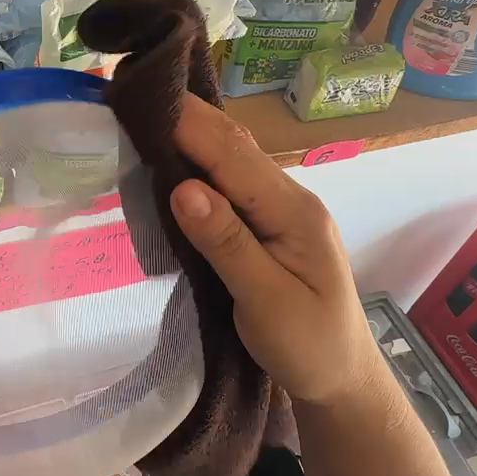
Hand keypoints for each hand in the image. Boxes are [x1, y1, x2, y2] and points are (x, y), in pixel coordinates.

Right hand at [169, 94, 382, 406]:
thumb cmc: (307, 346)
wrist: (342, 379)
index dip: (186, 124)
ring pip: (232, 159)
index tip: (141, 100)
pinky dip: (199, 163)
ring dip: (191, 135)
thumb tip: (183, 189)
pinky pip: (231, 181)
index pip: (232, 154)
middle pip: (233, 145)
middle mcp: (289, 198)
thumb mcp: (267, 301)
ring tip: (144, 117)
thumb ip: (227, 243)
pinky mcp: (268, 223)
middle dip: (186, 117)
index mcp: (293, 211)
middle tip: (133, 96)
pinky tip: (174, 160)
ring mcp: (281, 209)